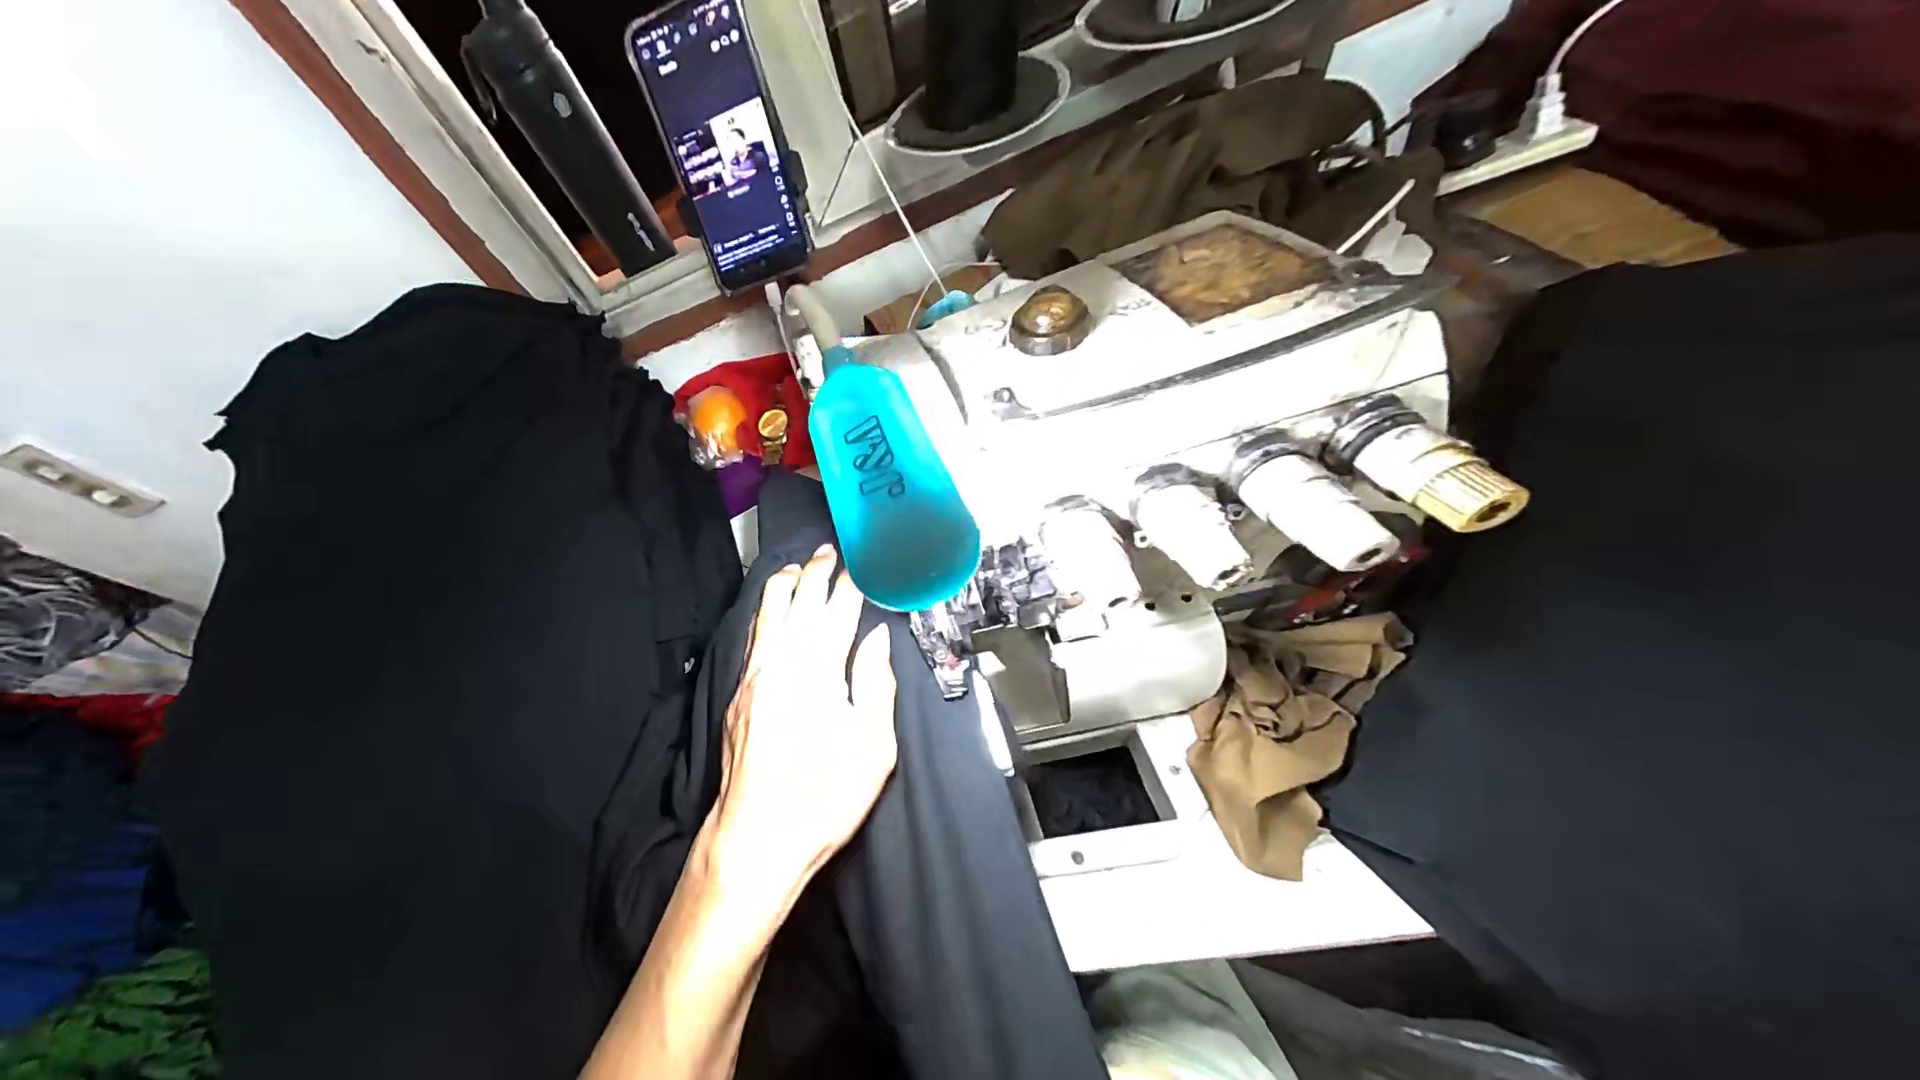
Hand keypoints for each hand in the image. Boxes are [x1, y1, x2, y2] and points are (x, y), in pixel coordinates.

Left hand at [704, 545, 896, 914]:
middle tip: (829, 551)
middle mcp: (781, 665)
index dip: (850, 584)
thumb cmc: (823, 798)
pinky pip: (753, 637)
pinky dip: (766, 613)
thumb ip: (875, 684)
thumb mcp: (873, 747)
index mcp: (819, 673)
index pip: (837, 612)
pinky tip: (771, 611)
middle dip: (815, 572)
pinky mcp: (738, 696)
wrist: (756, 840)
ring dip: (785, 585)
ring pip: (768, 614)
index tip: (861, 565)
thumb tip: (876, 639)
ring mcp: (754, 679)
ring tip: (798, 566)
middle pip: (798, 602)